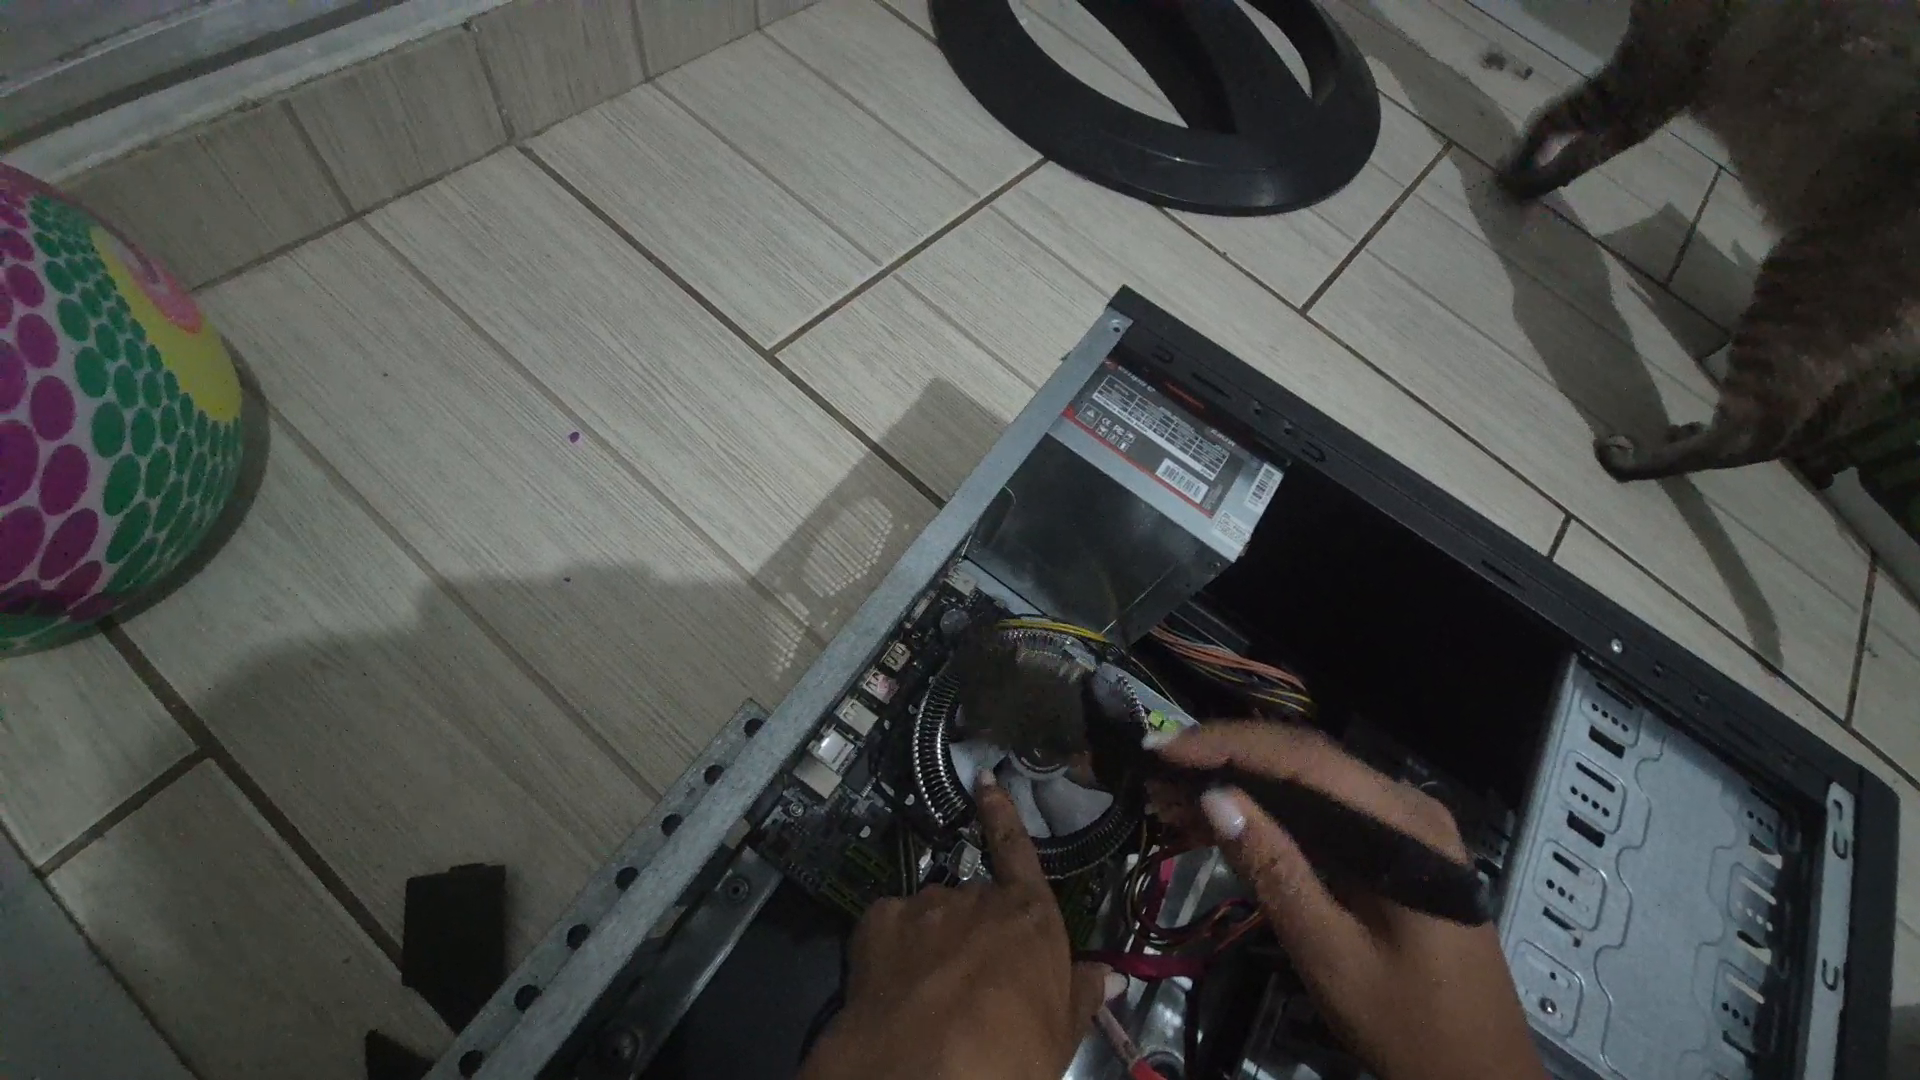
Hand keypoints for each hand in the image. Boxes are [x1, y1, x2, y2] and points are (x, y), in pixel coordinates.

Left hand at [797, 771, 1113, 1079]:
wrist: (926, 1070)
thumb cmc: (1012, 1053)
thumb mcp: (1062, 1034)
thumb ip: (1081, 994)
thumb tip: (1111, 976)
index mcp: (1027, 915)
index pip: (1016, 850)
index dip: (1002, 815)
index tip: (985, 780)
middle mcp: (976, 897)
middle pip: (974, 905)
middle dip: (971, 934)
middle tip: (967, 986)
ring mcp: (925, 903)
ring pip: (931, 915)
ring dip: (932, 943)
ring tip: (927, 996)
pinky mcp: (879, 920)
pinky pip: (889, 928)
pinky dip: (892, 950)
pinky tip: (892, 986)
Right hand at [1156, 722, 1546, 1079]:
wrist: (1479, 1079)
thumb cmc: (1411, 1027)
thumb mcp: (1331, 955)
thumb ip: (1275, 871)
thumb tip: (1213, 796)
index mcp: (1403, 825)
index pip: (1303, 759)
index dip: (1226, 746)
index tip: (1163, 751)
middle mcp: (1403, 805)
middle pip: (1299, 759)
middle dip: (1221, 760)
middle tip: (1155, 771)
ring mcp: (1395, 822)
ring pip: (1300, 781)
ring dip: (1234, 784)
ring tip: (1169, 797)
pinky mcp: (1381, 843)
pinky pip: (1312, 810)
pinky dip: (1259, 811)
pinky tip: (1212, 820)